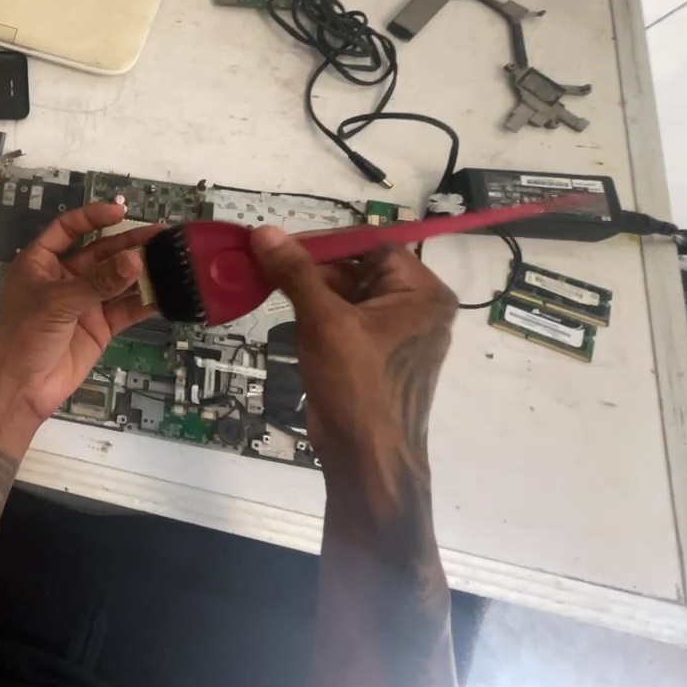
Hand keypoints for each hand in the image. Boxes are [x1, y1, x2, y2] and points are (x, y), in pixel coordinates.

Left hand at [0, 203, 162, 421]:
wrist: (19, 387)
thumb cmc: (23, 336)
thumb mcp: (56, 302)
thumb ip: (97, 283)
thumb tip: (134, 261)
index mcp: (40, 263)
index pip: (67, 229)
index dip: (92, 217)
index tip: (121, 210)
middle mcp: (63, 278)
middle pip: (100, 253)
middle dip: (129, 244)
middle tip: (163, 235)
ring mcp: (83, 302)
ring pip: (117, 280)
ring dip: (142, 270)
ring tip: (174, 259)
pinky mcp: (99, 327)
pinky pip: (126, 308)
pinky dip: (146, 301)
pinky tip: (168, 292)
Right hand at [250, 227, 456, 490]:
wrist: (366, 454)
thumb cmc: (356, 384)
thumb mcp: (323, 321)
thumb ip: (296, 272)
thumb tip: (265, 231)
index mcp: (421, 294)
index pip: (371, 246)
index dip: (324, 242)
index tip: (278, 246)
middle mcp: (415, 308)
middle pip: (356, 268)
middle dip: (311, 269)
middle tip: (266, 272)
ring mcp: (395, 333)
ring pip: (345, 293)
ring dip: (307, 292)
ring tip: (270, 294)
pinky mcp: (373, 352)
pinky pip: (342, 318)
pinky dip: (314, 314)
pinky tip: (288, 320)